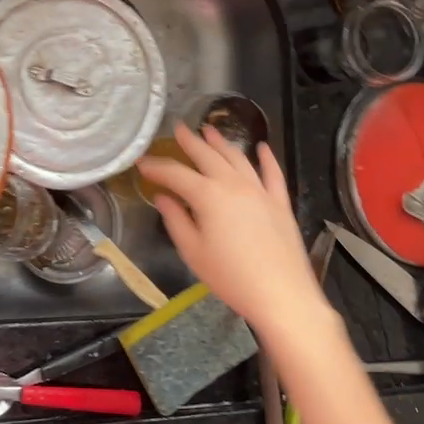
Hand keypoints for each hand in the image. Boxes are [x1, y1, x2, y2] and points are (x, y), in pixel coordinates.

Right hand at [137, 124, 328, 332]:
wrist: (281, 294)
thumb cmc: (231, 277)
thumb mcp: (193, 252)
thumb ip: (176, 220)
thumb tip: (163, 198)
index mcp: (208, 195)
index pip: (175, 174)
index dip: (156, 167)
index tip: (141, 162)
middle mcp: (233, 184)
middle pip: (207, 156)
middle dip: (190, 141)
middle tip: (178, 128)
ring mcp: (260, 191)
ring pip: (238, 158)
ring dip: (221, 142)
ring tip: (209, 130)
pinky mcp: (280, 202)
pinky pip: (272, 173)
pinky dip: (266, 158)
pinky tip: (262, 148)